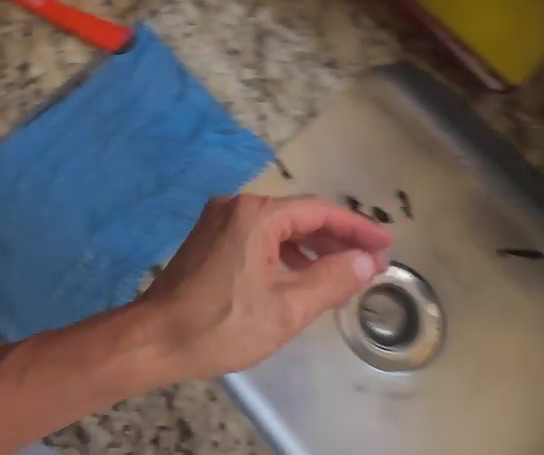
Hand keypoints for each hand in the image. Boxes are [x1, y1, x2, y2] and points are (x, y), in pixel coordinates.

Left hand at [136, 194, 392, 381]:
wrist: (157, 336)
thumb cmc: (223, 323)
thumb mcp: (287, 307)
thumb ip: (332, 279)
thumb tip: (366, 260)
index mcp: (255, 215)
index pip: (317, 211)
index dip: (355, 227)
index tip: (386, 243)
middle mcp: (235, 206)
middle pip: (297, 215)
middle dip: (336, 237)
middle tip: (371, 261)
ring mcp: (218, 220)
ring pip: (278, 226)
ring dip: (312, 246)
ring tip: (345, 271)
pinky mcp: (210, 238)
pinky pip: (258, 236)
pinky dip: (285, 252)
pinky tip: (303, 275)